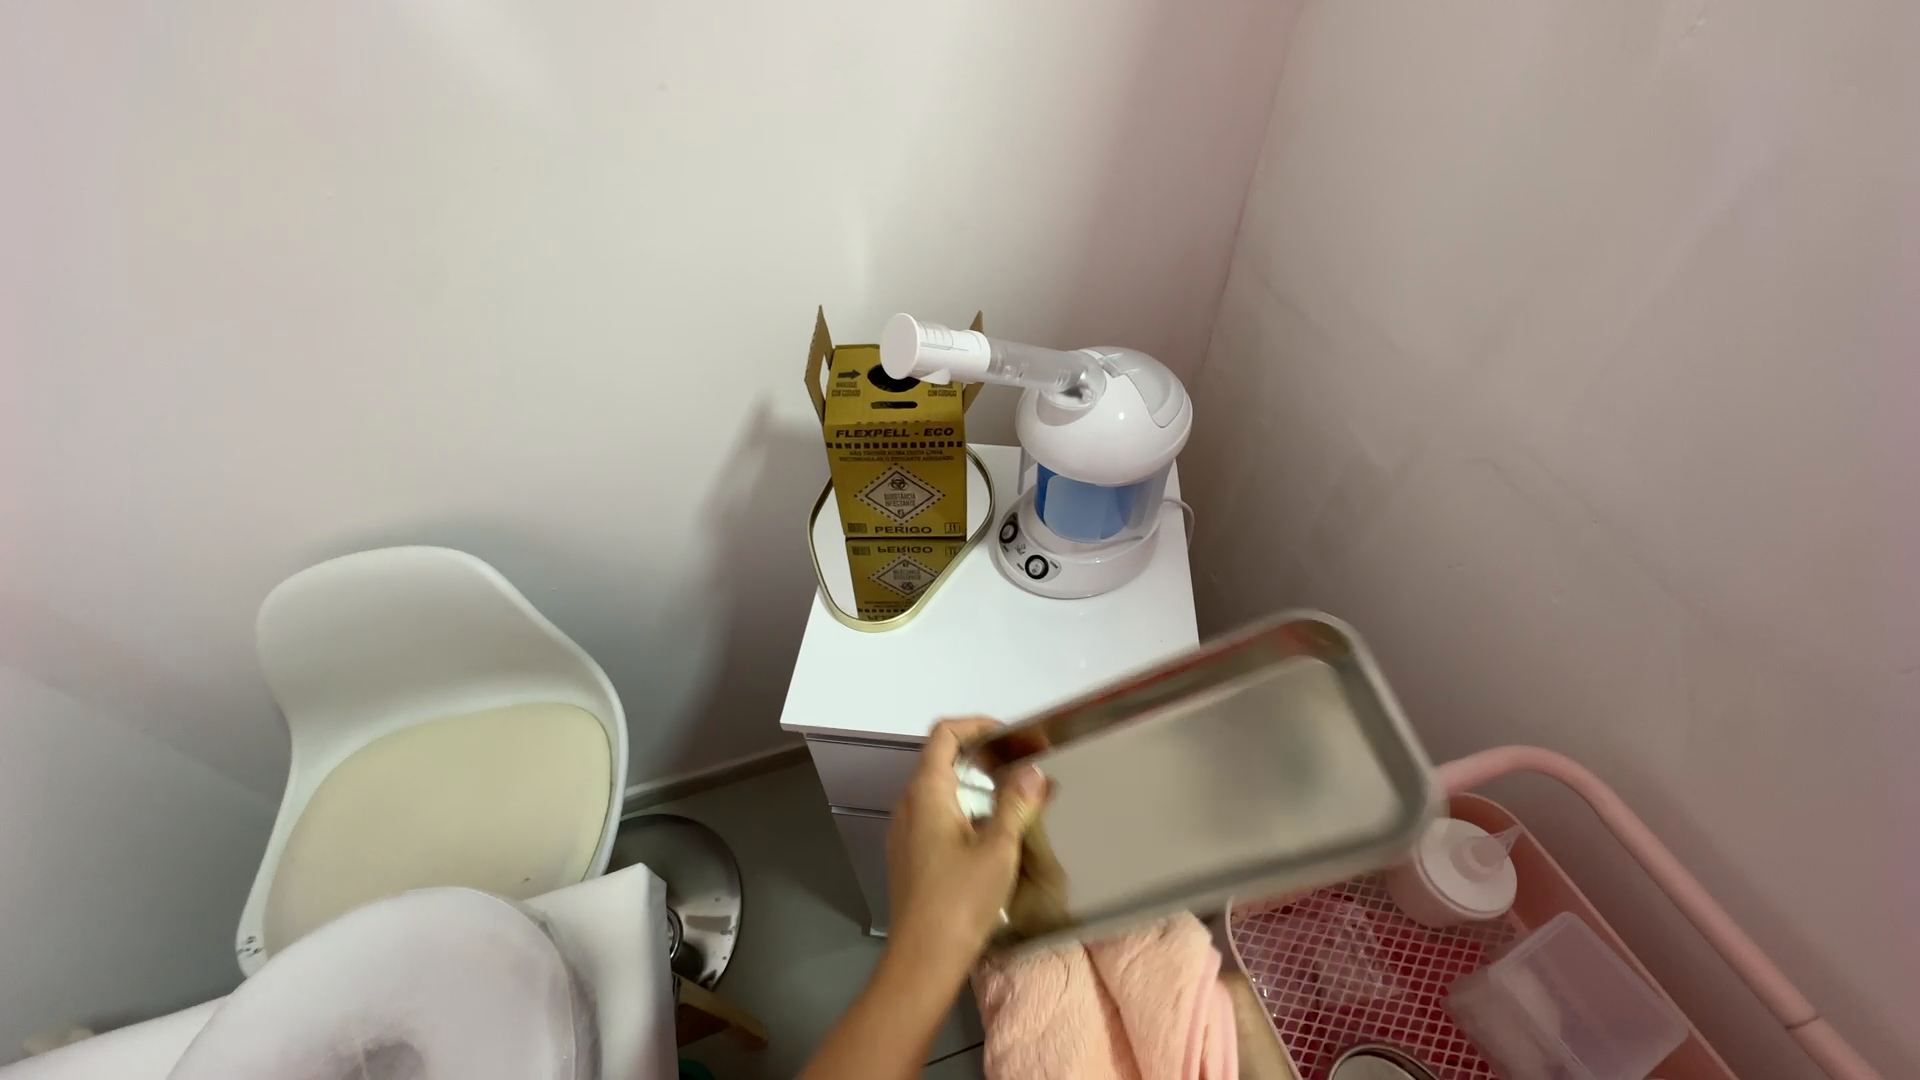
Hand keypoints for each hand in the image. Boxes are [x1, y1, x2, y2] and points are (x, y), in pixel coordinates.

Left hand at [885, 716, 1046, 977]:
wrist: (923, 961)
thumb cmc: (960, 900)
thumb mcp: (999, 849)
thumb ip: (1016, 804)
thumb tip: (1033, 772)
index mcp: (926, 792)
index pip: (943, 734)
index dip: (974, 724)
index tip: (1006, 736)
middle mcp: (908, 804)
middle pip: (938, 759)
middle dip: (977, 755)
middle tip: (1015, 767)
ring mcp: (904, 831)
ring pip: (936, 790)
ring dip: (970, 784)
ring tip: (1009, 800)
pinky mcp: (907, 855)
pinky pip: (933, 815)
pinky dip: (960, 808)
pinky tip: (987, 835)